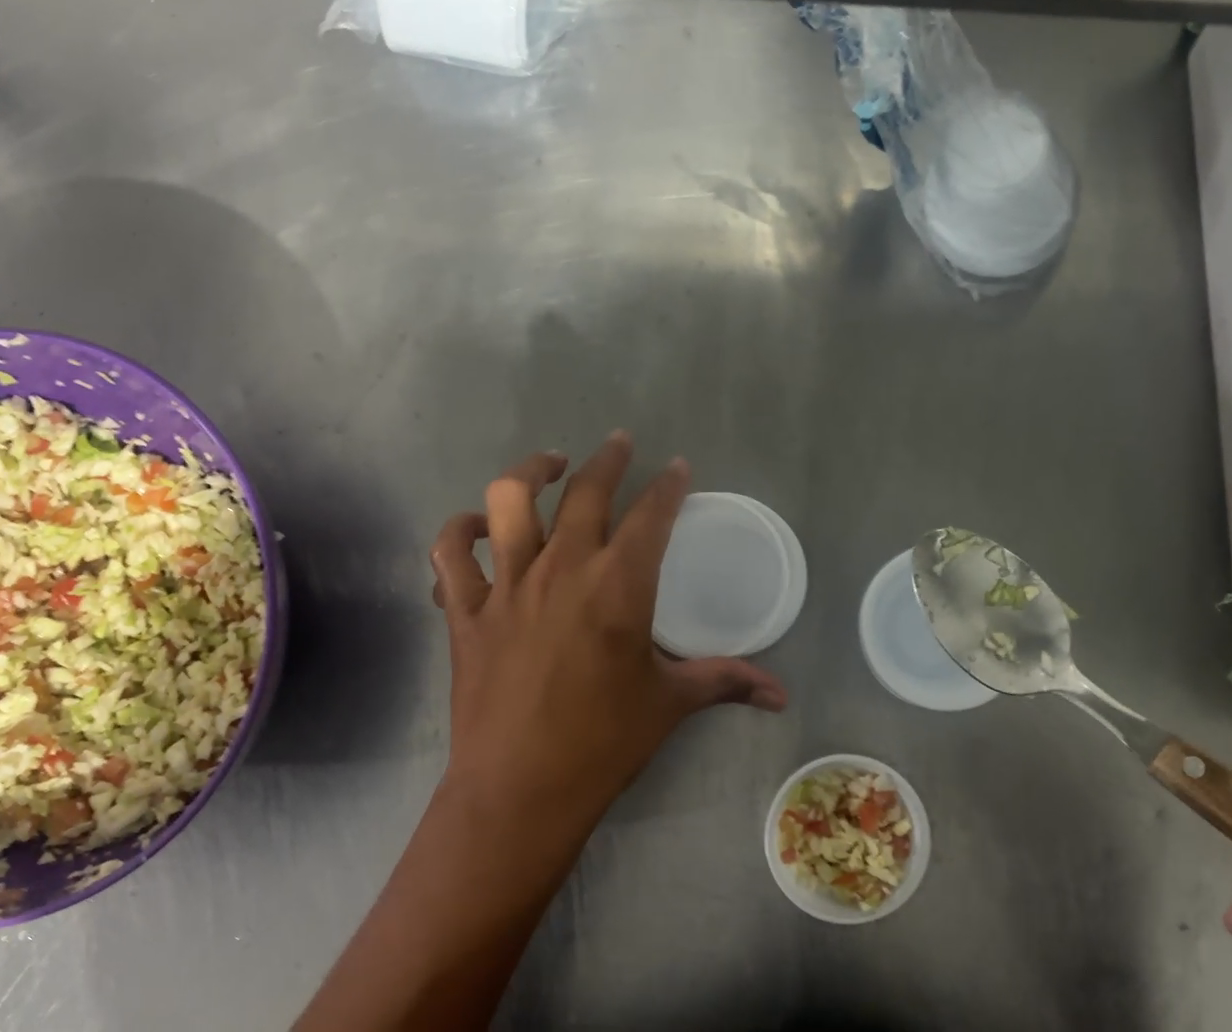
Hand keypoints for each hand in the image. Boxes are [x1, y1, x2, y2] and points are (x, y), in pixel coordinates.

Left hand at [430, 432, 787, 821]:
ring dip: (529, 473)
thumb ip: (726, 682)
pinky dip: (459, 532)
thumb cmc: (603, 742)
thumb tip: (781, 694)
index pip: (651, 516)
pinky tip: (475, 528)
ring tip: (549, 465)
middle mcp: (562, 568)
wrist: (520, 789)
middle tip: (620, 443)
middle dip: (608, 460)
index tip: (677, 467)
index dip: (668, 486)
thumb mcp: (670, 703)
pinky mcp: (465, 611)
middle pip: (585, 492)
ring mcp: (507, 585)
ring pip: (508, 501)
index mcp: (619, 585)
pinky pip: (450, 554)